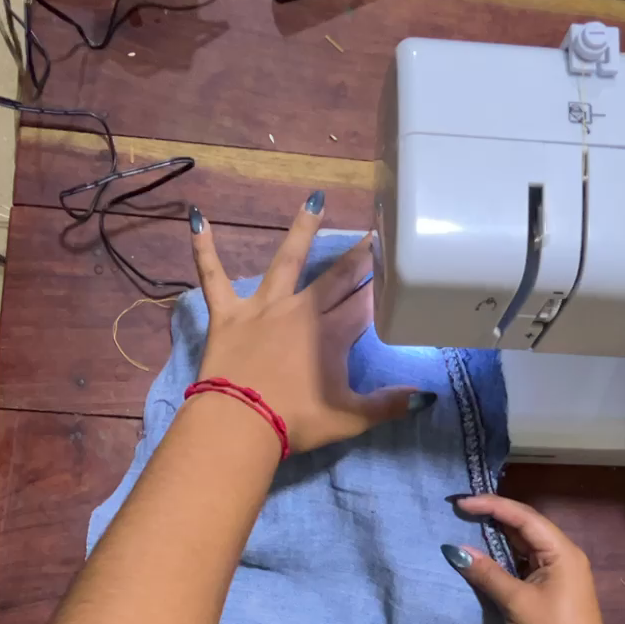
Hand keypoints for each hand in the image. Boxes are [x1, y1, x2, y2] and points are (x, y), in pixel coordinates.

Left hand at [188, 192, 430, 454]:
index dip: (382, 287)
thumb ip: (388, 405)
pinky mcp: (228, 313)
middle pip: (336, 277)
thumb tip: (426, 397)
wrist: (241, 423)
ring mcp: (264, 306)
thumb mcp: (350, 418)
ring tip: (314, 201)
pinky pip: (213, 276)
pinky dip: (205, 248)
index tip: (398, 265)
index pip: (365, 304)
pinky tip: (198, 219)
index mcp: (332, 334)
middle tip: (373, 231)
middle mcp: (302, 309)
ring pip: (286, 260)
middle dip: (357, 255)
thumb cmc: (296, 422)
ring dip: (302, 230)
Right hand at [443, 495, 624, 623]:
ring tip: (465, 525)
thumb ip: (487, 573)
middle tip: (459, 510)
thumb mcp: (516, 602)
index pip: (523, 516)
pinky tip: (482, 554)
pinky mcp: (549, 588)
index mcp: (561, 551)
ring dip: (495, 535)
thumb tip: (456, 550)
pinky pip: (522, 562)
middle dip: (492, 515)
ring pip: (522, 544)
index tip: (461, 503)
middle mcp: (561, 555)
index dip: (491, 505)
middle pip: (524, 525)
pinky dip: (501, 556)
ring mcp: (556, 572)